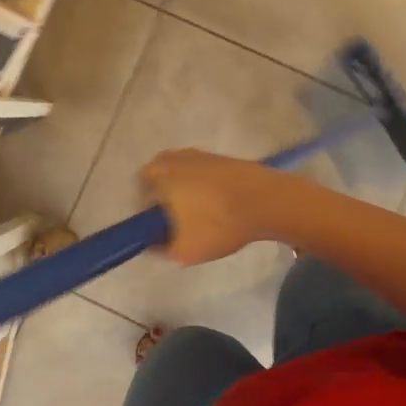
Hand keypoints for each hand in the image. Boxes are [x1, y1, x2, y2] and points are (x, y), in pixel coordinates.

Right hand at [140, 149, 287, 264]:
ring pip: (180, 176)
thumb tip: (152, 245)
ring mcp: (199, 154)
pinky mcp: (221, 157)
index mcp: (157, 175)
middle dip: (164, 201)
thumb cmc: (218, 224)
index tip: (159, 231)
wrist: (267, 201)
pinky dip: (204, 188)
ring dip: (185, 194)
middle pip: (158, 181)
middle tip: (178, 225)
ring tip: (202, 218)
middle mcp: (173, 158)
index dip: (146, 216)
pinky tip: (219, 207)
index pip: (138, 195)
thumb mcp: (183, 251)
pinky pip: (201, 174)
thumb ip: (160, 249)